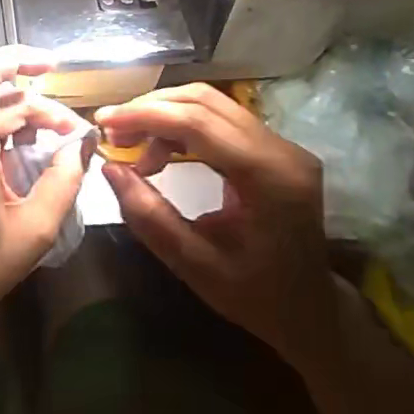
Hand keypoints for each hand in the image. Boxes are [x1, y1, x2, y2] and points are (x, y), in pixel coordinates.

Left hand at [0, 46, 90, 345]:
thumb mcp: (34, 228)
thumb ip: (63, 181)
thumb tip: (83, 146)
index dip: (15, 58)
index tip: (52, 66)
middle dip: (40, 106)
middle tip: (75, 136)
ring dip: (27, 122)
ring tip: (61, 148)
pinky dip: (8, 137)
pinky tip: (33, 162)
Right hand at [96, 83, 336, 366]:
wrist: (310, 311)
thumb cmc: (256, 296)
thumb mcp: (195, 266)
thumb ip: (150, 217)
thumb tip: (111, 167)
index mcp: (270, 178)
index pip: (200, 123)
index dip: (146, 115)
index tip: (102, 122)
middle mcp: (281, 151)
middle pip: (205, 102)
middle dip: (150, 110)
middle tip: (111, 133)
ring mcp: (280, 146)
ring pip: (210, 104)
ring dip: (162, 115)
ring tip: (129, 144)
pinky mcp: (271, 149)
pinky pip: (218, 120)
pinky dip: (179, 126)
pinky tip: (157, 152)